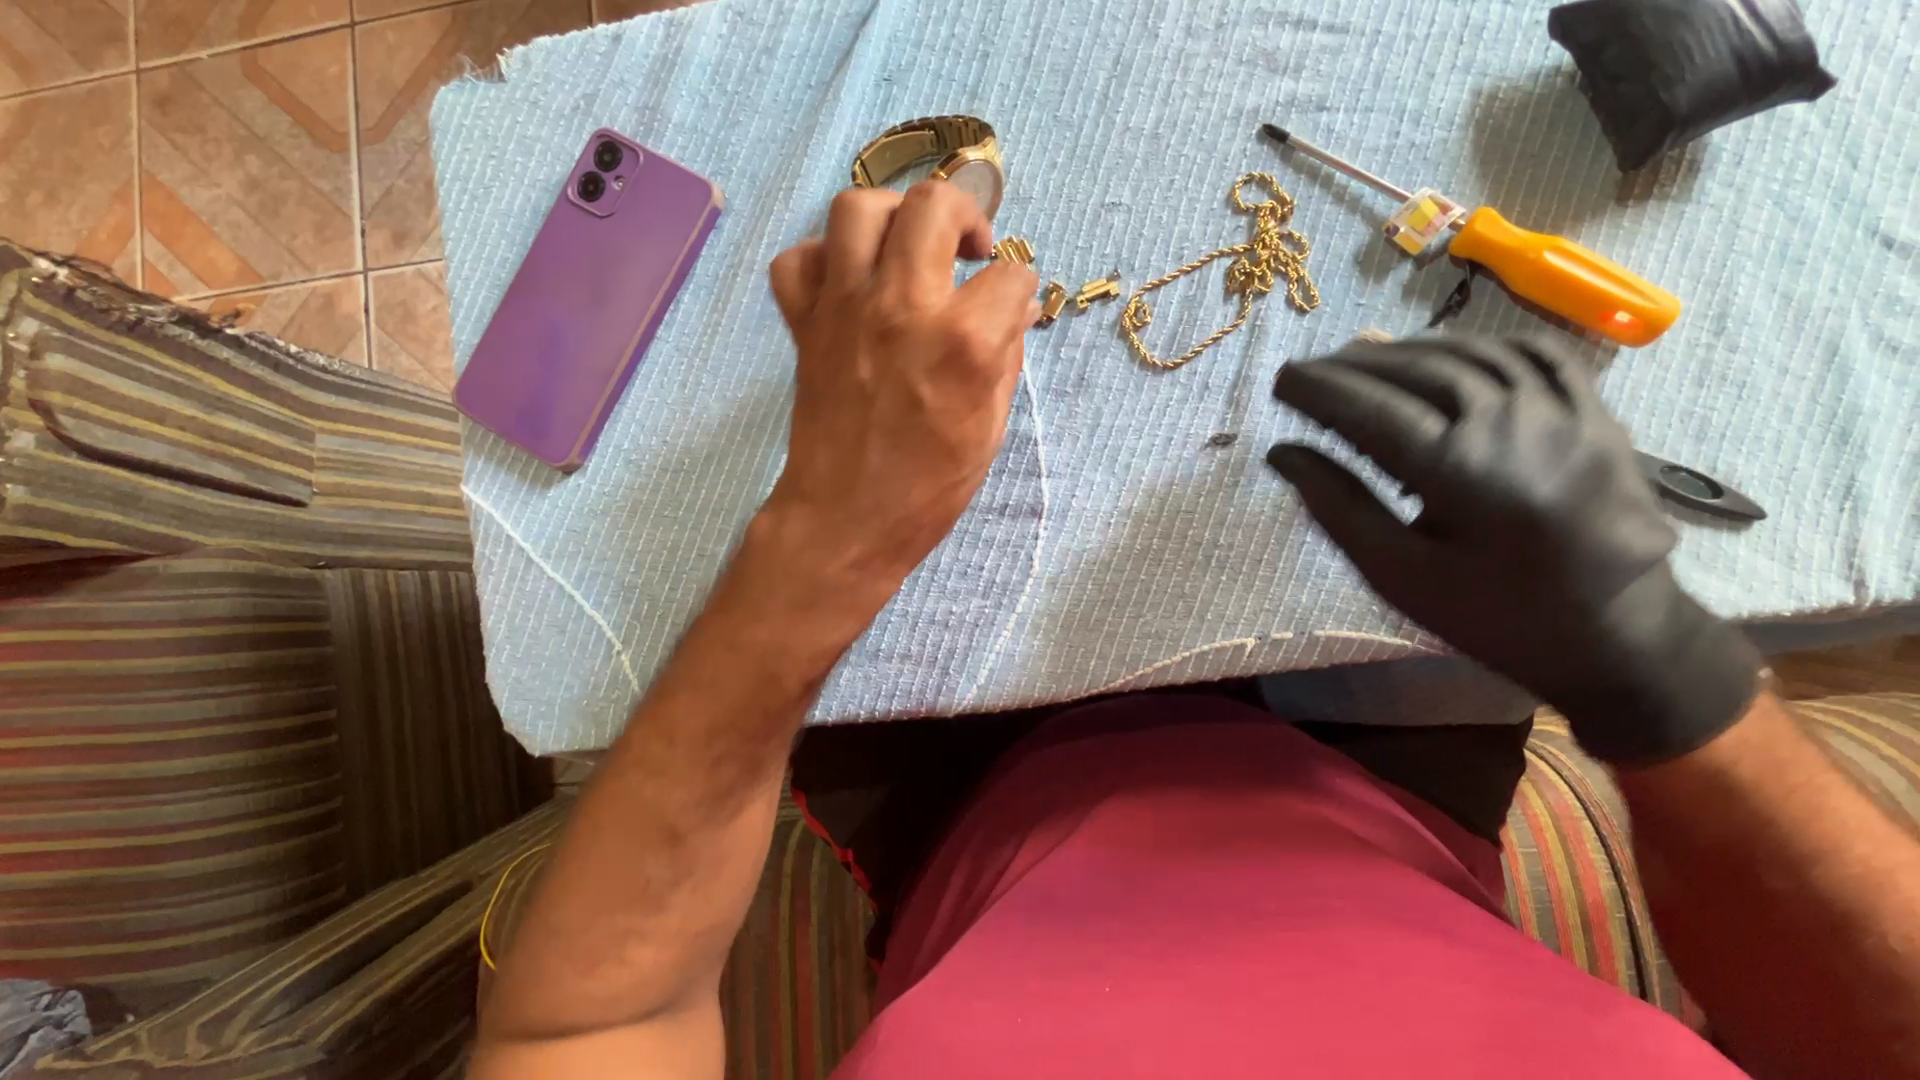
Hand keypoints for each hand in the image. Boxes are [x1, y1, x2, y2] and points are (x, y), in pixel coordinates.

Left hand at [760, 181, 1038, 610]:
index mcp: (963, 341)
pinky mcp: (805, 324)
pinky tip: (850, 283)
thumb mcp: (991, 426)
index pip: (1009, 274)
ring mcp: (845, 309)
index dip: (1018, 286)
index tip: (1012, 302)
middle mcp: (903, 306)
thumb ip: (1006, 354)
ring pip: (857, 208)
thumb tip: (1016, 306)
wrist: (847, 520)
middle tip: (969, 248)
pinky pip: (798, 260)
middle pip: (934, 205)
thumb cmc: (929, 487)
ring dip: (892, 215)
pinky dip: (822, 259)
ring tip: (907, 246)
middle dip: (966, 213)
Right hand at [1266, 336, 1759, 764]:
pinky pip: (1539, 354)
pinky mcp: (1598, 414)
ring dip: (1409, 350)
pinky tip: (1452, 353)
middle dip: (1354, 364)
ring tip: (1365, 358)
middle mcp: (1511, 425)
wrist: (1616, 639)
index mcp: (1457, 471)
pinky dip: (1484, 344)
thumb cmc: (1491, 616)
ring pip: (1472, 354)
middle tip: (1312, 369)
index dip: (1318, 389)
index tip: (1278, 380)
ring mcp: (1563, 412)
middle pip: (1418, 371)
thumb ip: (1338, 506)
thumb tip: (1282, 453)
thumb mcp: (1397, 575)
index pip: (1369, 409)